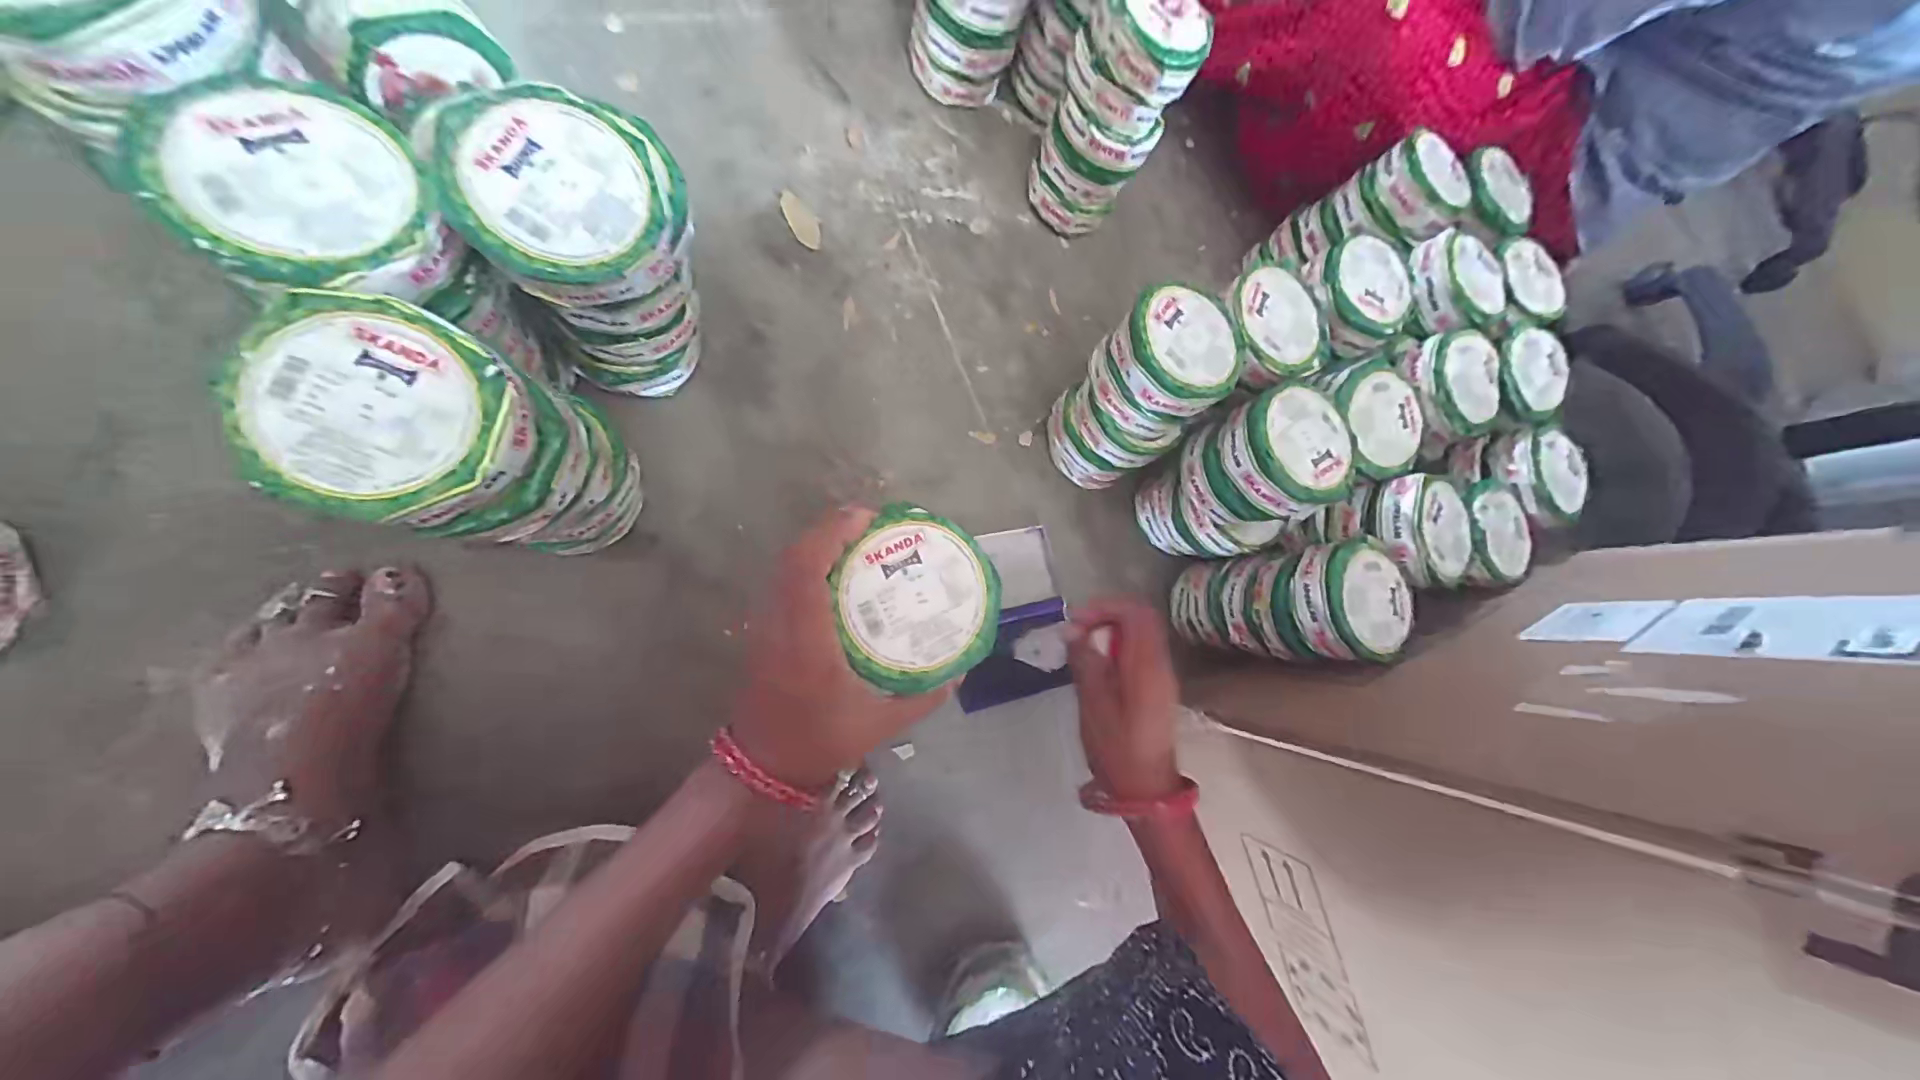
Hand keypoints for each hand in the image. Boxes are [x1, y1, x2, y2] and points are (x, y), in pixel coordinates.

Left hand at [191, 567, 431, 837]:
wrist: (293, 786)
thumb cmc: (343, 707)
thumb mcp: (381, 648)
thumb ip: (392, 609)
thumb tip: (400, 570)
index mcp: (305, 630)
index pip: (329, 595)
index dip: (347, 584)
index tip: (364, 575)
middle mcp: (266, 653)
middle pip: (289, 619)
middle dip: (309, 605)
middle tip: (330, 594)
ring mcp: (238, 693)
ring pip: (255, 651)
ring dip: (272, 636)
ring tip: (288, 632)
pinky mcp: (226, 733)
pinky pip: (233, 694)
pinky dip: (244, 680)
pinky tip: (249, 686)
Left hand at [729, 507, 952, 789]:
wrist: (764, 765)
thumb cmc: (821, 742)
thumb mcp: (881, 724)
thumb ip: (923, 697)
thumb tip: (959, 672)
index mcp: (807, 643)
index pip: (807, 570)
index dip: (832, 534)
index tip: (867, 520)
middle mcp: (781, 625)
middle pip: (793, 557)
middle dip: (829, 529)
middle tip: (872, 525)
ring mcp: (766, 626)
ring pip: (784, 566)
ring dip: (818, 544)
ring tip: (859, 541)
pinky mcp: (764, 631)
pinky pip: (784, 582)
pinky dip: (810, 564)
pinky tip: (839, 574)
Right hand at [1066, 596, 1182, 800]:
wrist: (1146, 789)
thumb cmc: (1117, 749)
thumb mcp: (1093, 704)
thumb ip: (1086, 662)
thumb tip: (1073, 629)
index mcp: (1147, 666)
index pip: (1136, 613)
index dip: (1105, 607)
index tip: (1076, 621)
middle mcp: (1160, 665)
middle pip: (1140, 619)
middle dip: (1105, 617)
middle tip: (1075, 632)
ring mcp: (1161, 676)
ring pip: (1139, 635)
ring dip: (1109, 633)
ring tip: (1080, 648)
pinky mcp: (1156, 688)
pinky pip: (1138, 653)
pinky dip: (1116, 649)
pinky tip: (1095, 667)